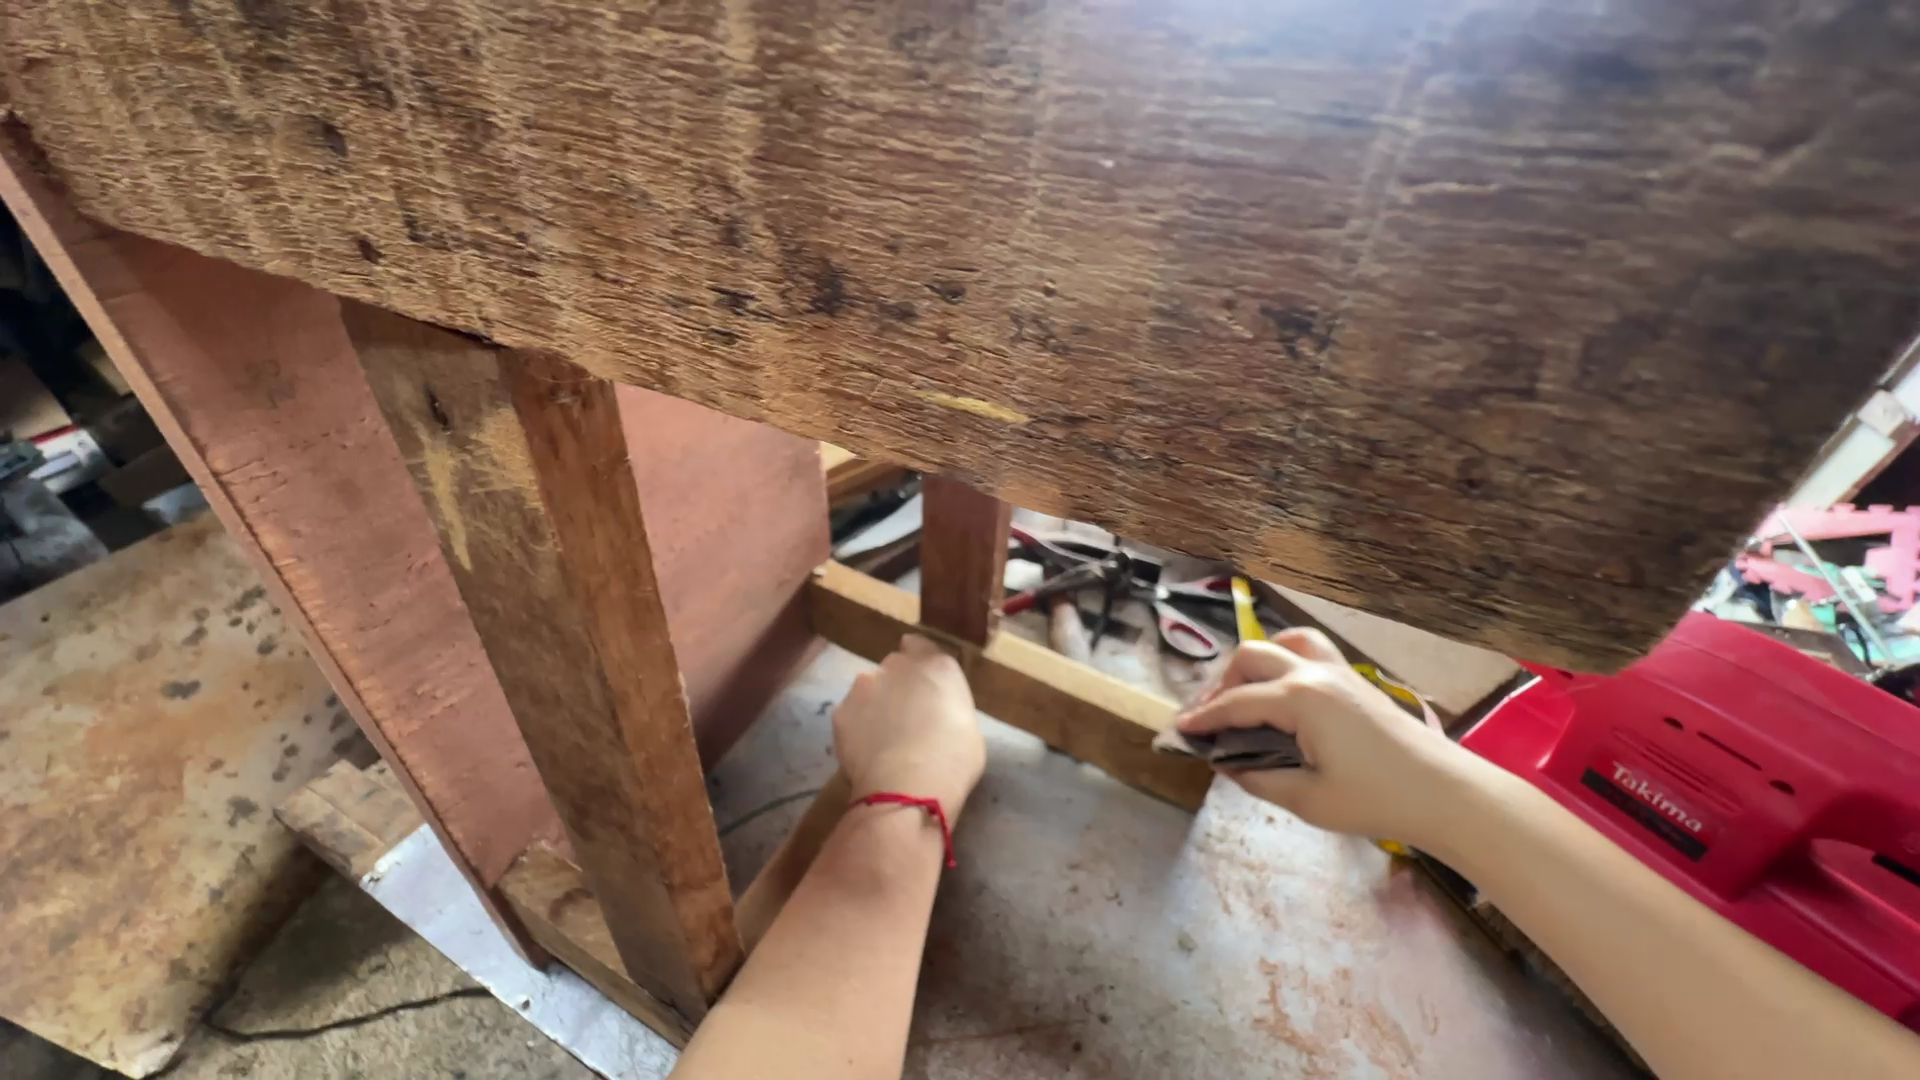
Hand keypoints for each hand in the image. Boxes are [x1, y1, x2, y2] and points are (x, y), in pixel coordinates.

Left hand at [834, 635, 985, 818]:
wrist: (909, 788)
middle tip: (906, 717)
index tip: (922, 684)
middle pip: (894, 666)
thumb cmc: (954, 760)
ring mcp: (865, 685)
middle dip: (898, 684)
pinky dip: (856, 728)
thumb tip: (936, 712)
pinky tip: (866, 752)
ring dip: (875, 705)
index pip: (921, 646)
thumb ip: (946, 705)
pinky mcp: (841, 711)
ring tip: (882, 739)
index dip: (919, 663)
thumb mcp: (966, 725)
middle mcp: (898, 664)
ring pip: (868, 689)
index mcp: (937, 665)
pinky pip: (850, 715)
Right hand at [1176, 629, 1480, 849]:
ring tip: (1241, 691)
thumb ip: (1258, 777)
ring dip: (1254, 662)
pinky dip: (1283, 657)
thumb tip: (1225, 763)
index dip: (1203, 718)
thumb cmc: (1377, 800)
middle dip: (1220, 684)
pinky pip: (1309, 649)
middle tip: (1208, 717)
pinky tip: (1281, 685)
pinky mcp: (1353, 679)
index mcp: (1299, 699)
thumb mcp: (1307, 800)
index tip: (1179, 730)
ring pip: (1281, 642)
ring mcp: (1337, 671)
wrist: (1446, 794)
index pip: (1236, 703)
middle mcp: (1313, 673)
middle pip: (1250, 658)